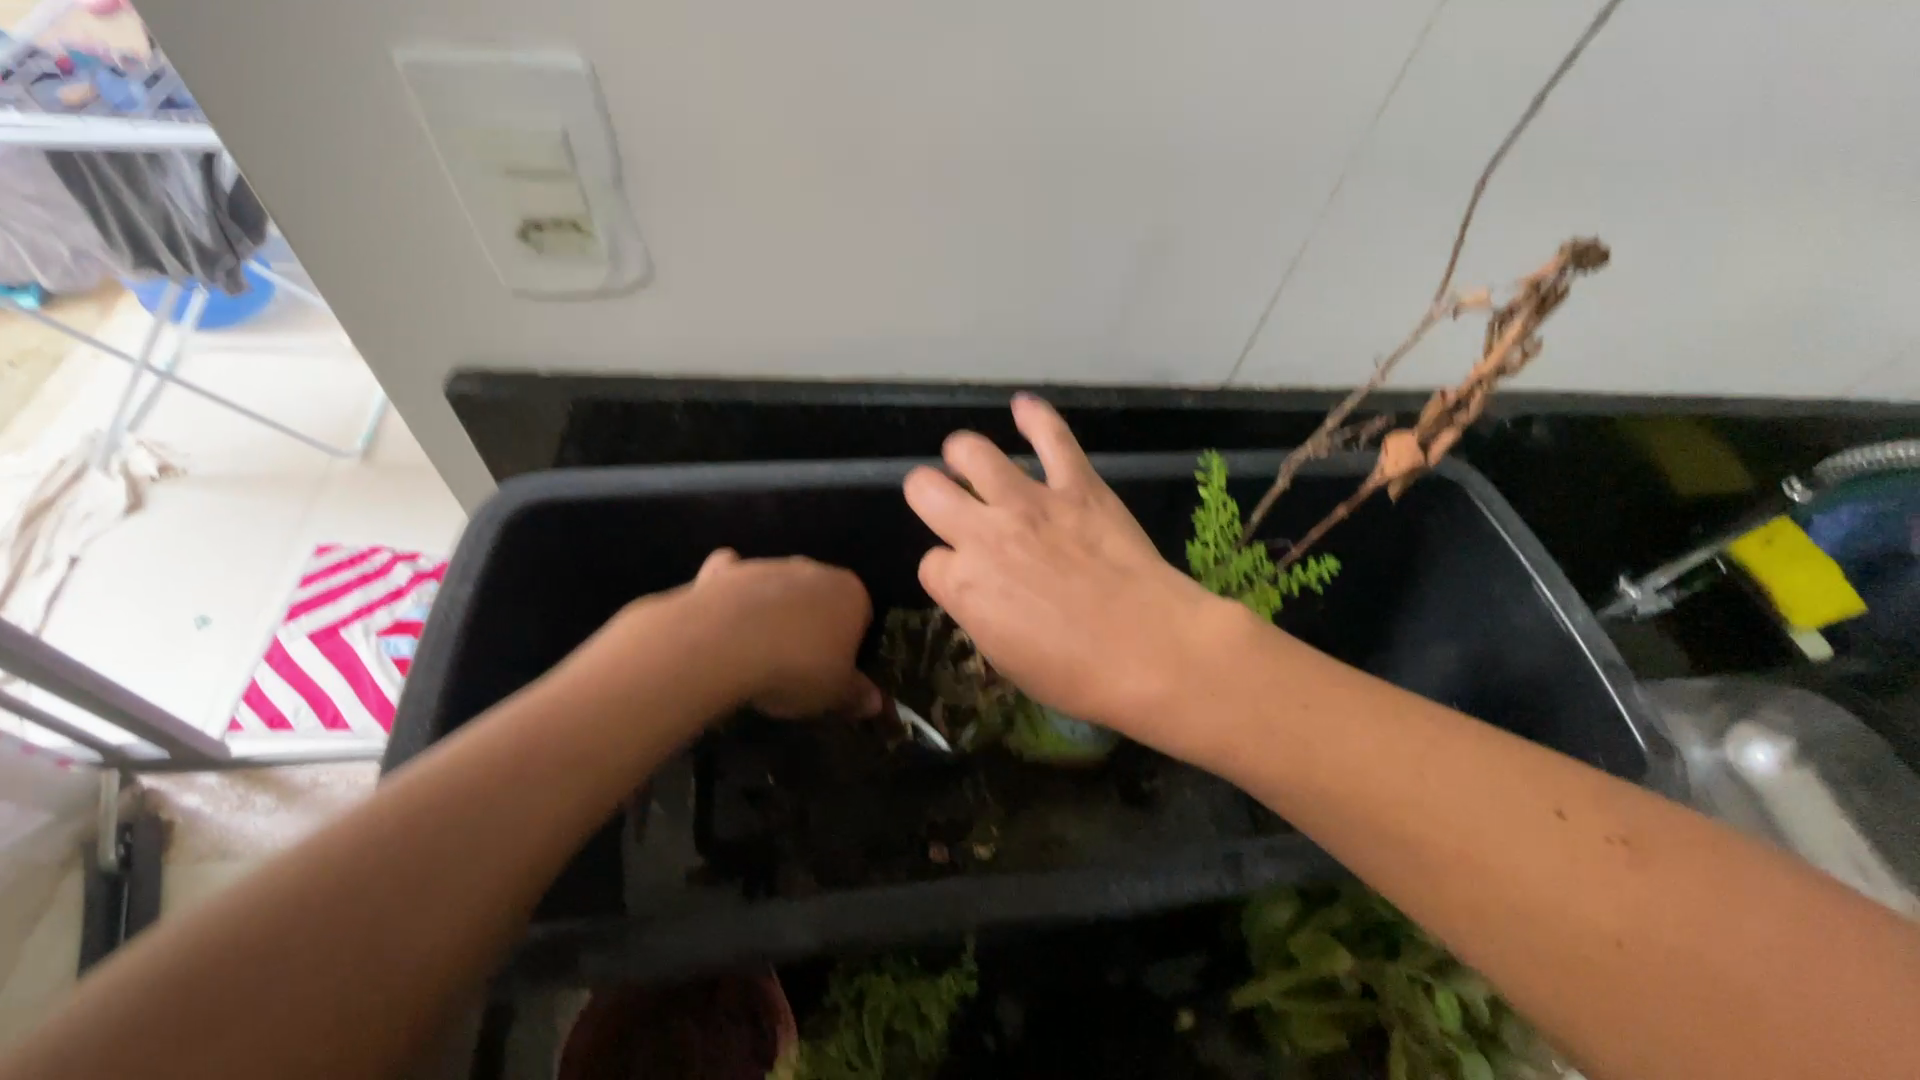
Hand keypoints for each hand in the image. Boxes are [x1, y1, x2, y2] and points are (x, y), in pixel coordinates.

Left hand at [683, 550, 882, 718]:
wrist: (724, 644)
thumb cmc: (796, 667)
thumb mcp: (834, 694)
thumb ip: (857, 695)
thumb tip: (876, 702)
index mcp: (851, 593)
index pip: (862, 615)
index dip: (850, 644)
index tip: (835, 670)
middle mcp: (813, 570)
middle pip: (820, 596)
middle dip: (813, 621)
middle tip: (798, 662)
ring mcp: (767, 565)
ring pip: (778, 586)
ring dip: (773, 609)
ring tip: (757, 651)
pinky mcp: (725, 571)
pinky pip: (732, 576)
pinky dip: (730, 589)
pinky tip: (722, 612)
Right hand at [903, 395, 1245, 760]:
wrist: (1150, 650)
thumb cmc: (1077, 674)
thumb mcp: (1007, 659)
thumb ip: (980, 613)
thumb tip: (979, 592)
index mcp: (962, 584)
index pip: (930, 562)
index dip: (946, 569)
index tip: (966, 580)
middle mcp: (983, 533)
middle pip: (925, 490)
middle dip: (928, 495)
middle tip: (946, 502)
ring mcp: (1029, 503)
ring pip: (971, 451)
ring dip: (963, 455)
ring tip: (969, 461)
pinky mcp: (1077, 485)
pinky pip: (1052, 436)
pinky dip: (1035, 416)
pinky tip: (1023, 406)